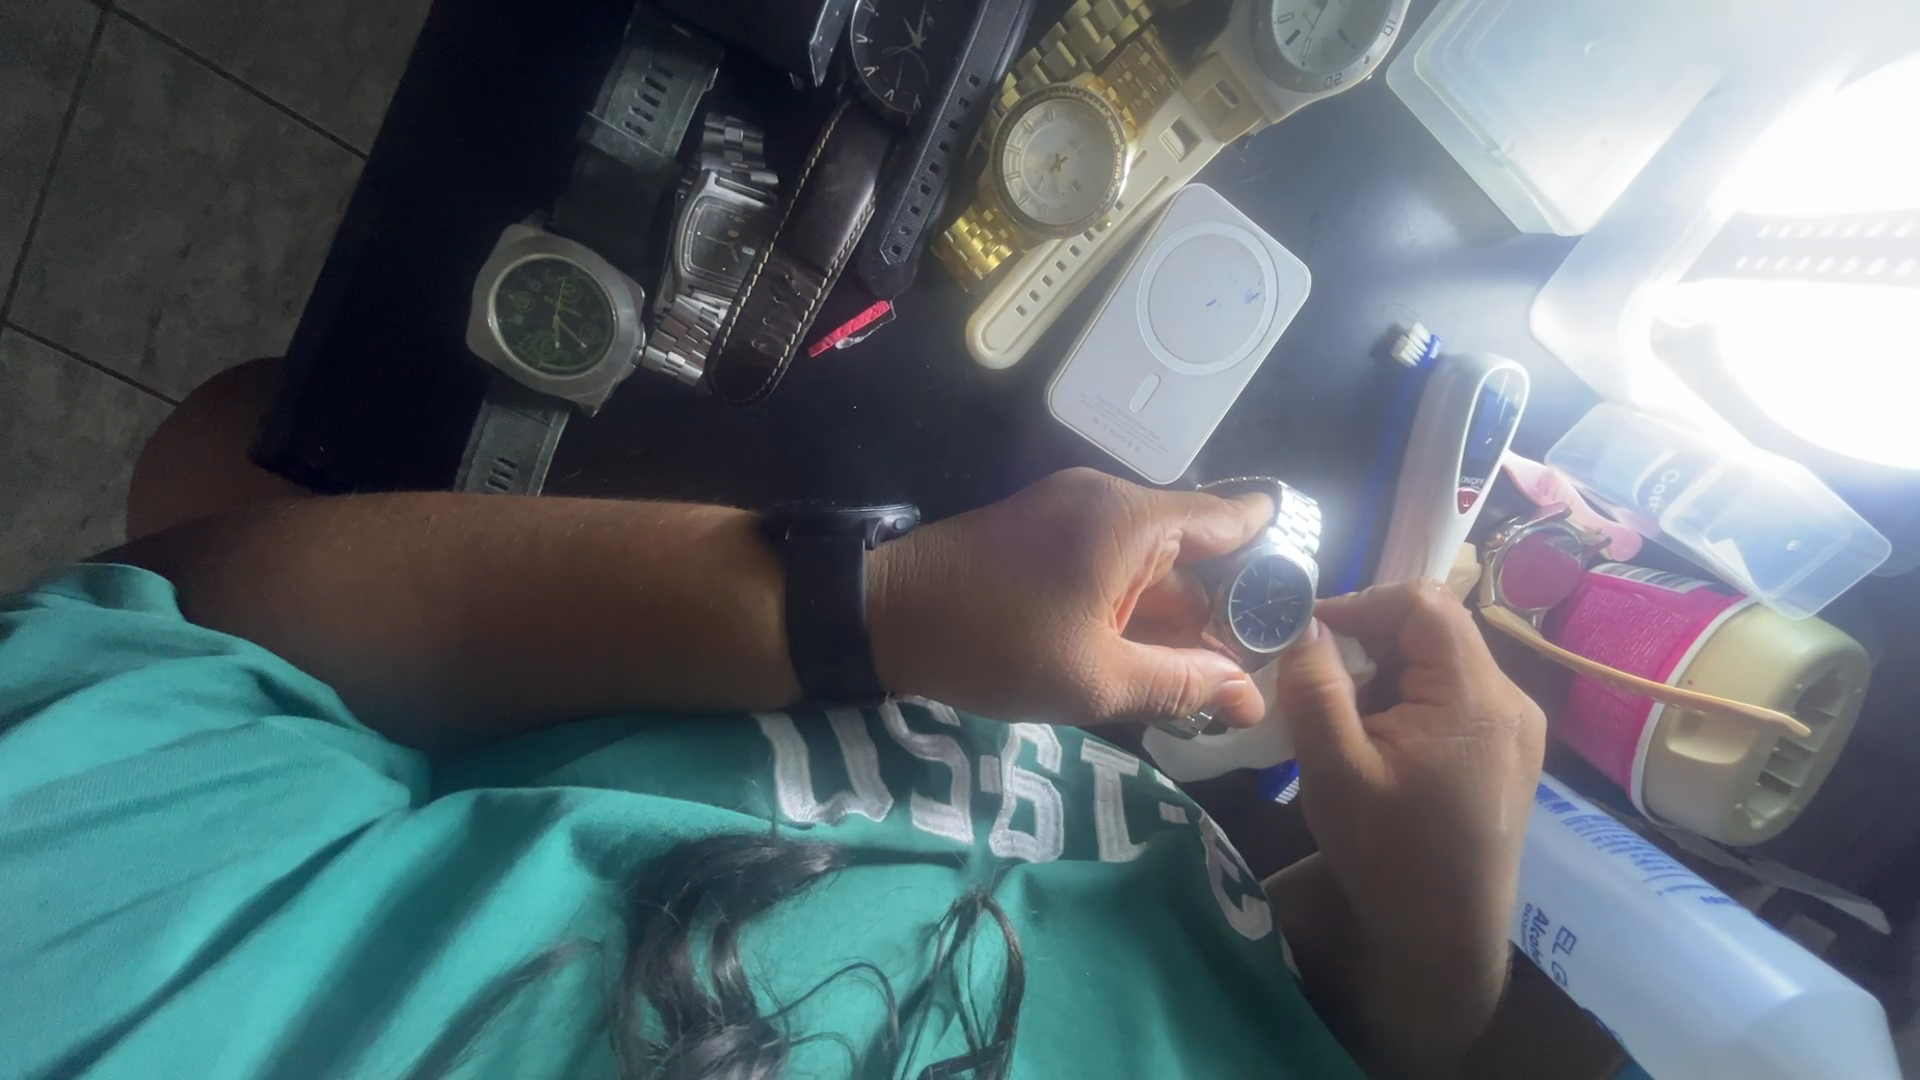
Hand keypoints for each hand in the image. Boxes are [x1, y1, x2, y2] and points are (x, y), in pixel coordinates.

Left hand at [868, 468, 1273, 726]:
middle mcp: (1109, 501)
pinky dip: (1132, 606)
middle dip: (1220, 613)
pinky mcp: (1045, 533)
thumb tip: (1249, 694)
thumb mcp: (1095, 678)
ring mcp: (1072, 513)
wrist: (885, 616)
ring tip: (1205, 680)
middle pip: (1194, 551)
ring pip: (1150, 564)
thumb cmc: (993, 643)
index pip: (1234, 522)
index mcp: (1131, 519)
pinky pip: (1110, 565)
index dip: (1272, 566)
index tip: (1296, 615)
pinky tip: (1145, 655)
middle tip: (1251, 676)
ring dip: (1172, 617)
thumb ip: (1180, 682)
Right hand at [1274, 581, 1545, 1067]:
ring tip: (1337, 712)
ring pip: (1433, 658)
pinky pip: (1443, 691)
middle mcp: (1508, 700)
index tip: (1308, 633)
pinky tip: (1369, 735)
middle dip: (1363, 639)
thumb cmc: (1386, 852)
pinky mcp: (1500, 747)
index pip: (1423, 602)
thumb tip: (1305, 624)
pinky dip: (1396, 694)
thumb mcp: (1332, 767)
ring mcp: (1510, 726)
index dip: (1359, 602)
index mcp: (1475, 698)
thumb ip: (1315, 686)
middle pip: (1430, 627)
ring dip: (1376, 669)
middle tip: (1313, 676)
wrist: (1441, 936)